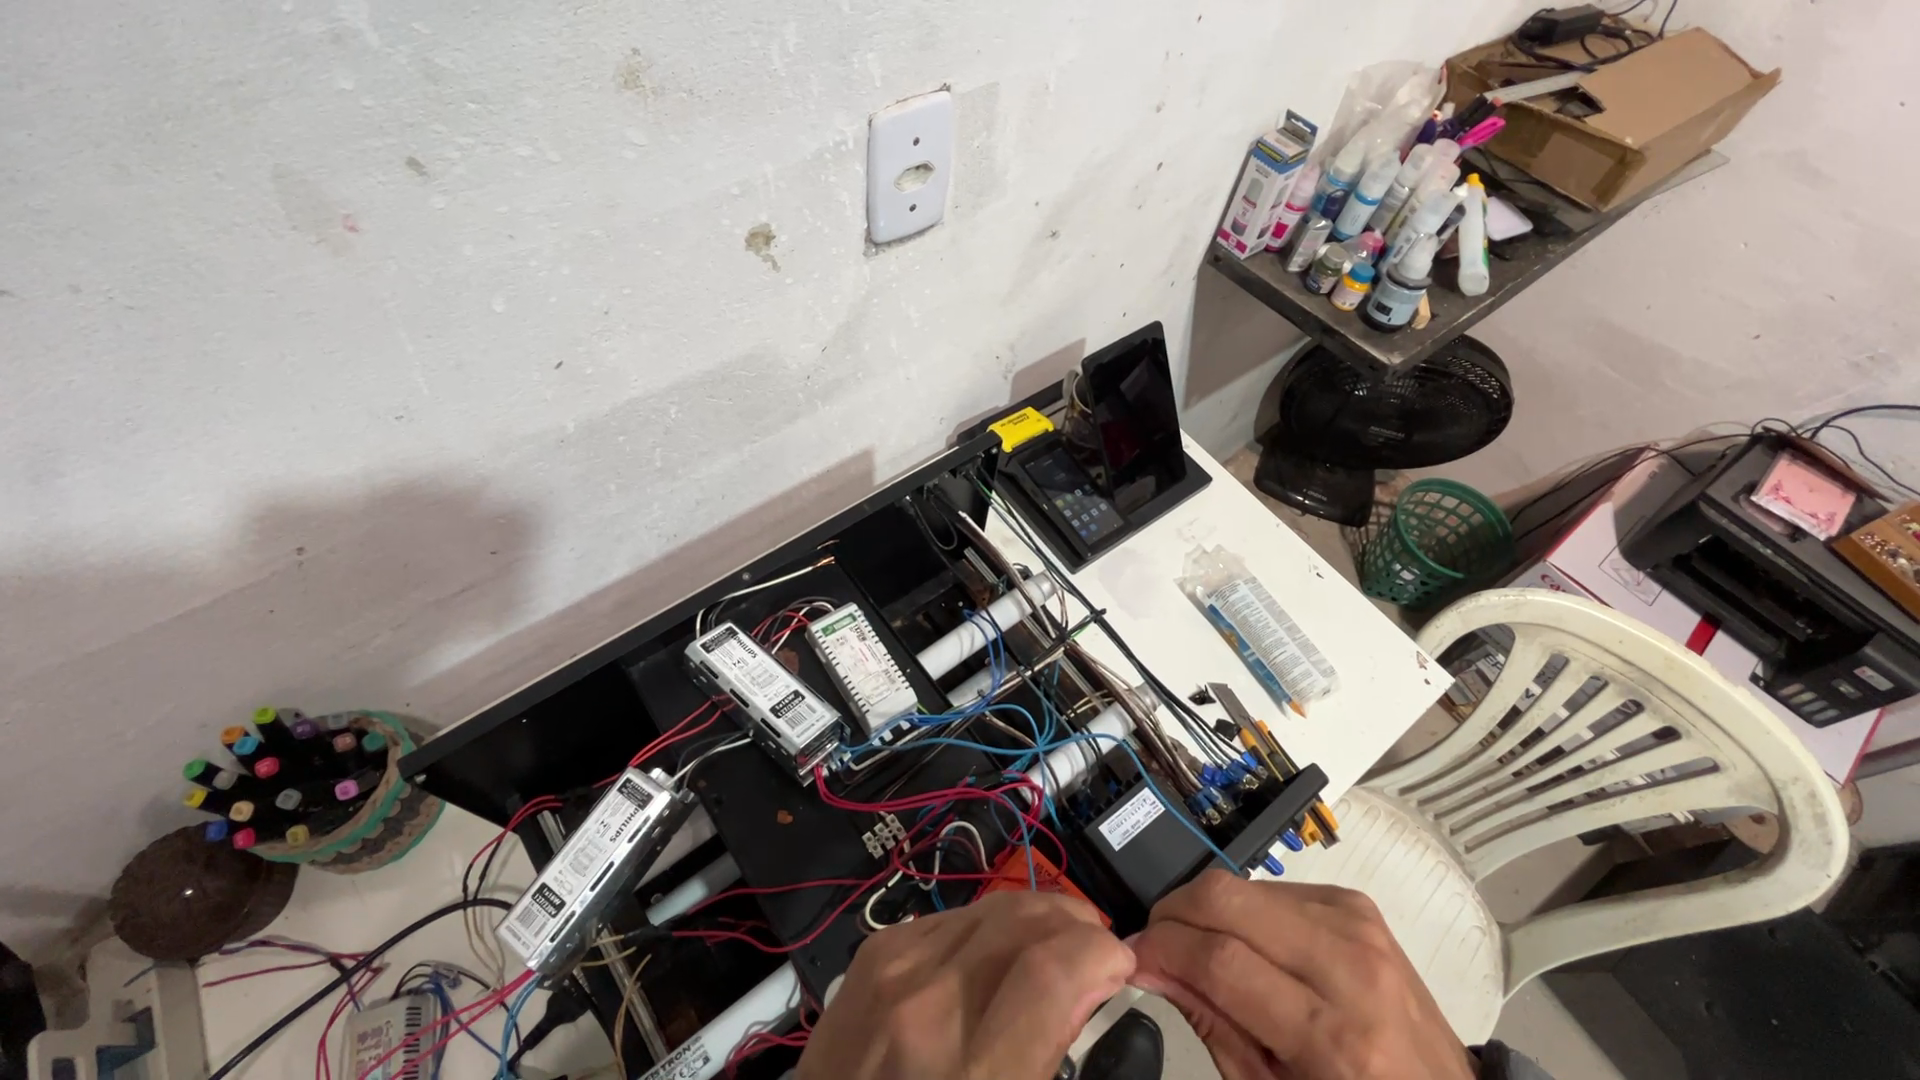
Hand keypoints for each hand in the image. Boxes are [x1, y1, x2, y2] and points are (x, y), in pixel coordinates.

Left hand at [796, 890, 1133, 1079]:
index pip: (1053, 969)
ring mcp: (895, 969)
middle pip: (1025, 921)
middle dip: (1076, 925)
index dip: (1101, 955)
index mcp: (973, 1073)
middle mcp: (929, 1007)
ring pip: (992, 906)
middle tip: (1095, 952)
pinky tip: (999, 951)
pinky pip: (953, 915)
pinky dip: (990, 925)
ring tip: (1056, 942)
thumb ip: (1052, 1050)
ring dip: (1037, 916)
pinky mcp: (875, 951)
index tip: (1119, 970)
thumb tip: (1092, 989)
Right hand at [1129, 870, 1471, 1079]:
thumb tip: (1151, 963)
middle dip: (1173, 913)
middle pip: (1227, 901)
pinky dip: (1241, 908)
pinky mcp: (1356, 904)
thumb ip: (1211, 1021)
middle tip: (1156, 942)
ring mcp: (1358, 925)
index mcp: (1336, 1038)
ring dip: (1204, 909)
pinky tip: (1244, 940)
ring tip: (1198, 946)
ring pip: (1243, 884)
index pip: (1221, 959)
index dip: (1162, 948)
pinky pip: (1272, 886)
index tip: (1134, 956)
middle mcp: (1351, 967)